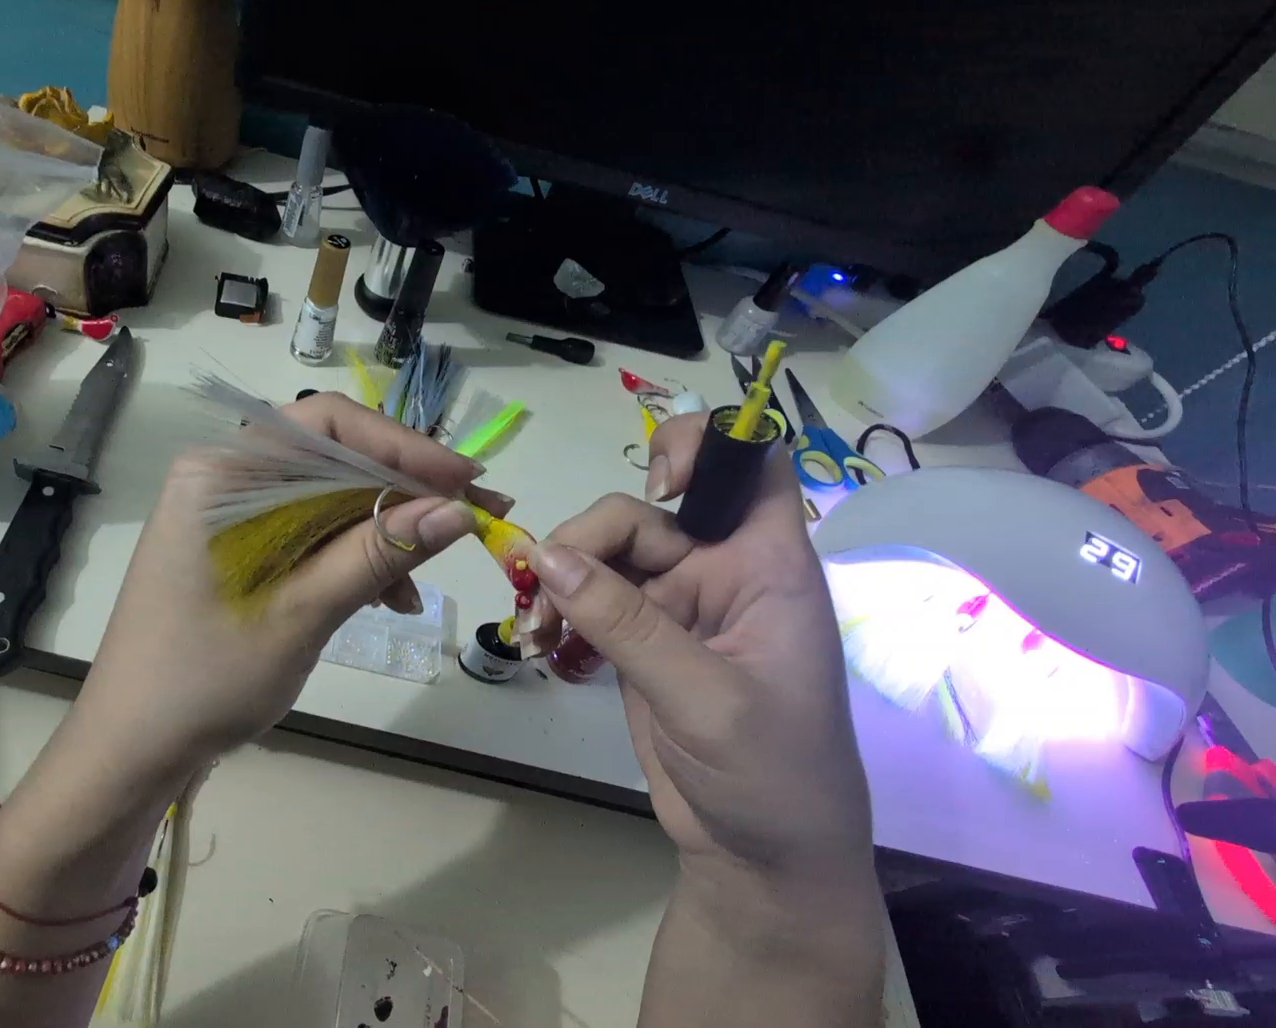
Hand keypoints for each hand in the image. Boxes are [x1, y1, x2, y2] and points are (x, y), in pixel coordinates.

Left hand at [78, 392, 510, 773]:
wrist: (131, 748)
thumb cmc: (203, 680)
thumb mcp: (301, 614)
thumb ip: (377, 553)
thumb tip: (458, 512)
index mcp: (223, 472)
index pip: (326, 426)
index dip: (403, 447)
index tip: (468, 482)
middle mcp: (226, 476)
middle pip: (331, 458)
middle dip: (404, 489)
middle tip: (475, 518)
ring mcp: (231, 513)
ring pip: (327, 498)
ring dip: (382, 530)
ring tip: (427, 579)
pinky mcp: (241, 547)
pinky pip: (310, 532)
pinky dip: (352, 557)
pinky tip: (389, 596)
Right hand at [527, 413, 872, 886]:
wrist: (760, 857)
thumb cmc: (771, 776)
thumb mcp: (704, 700)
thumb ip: (626, 625)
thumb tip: (546, 556)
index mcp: (765, 566)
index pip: (753, 467)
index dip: (708, 448)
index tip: (657, 486)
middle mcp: (718, 571)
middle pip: (641, 513)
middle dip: (586, 543)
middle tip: (544, 595)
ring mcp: (674, 605)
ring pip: (602, 555)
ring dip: (558, 581)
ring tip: (534, 631)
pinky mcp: (640, 637)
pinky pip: (586, 599)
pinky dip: (556, 612)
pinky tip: (539, 644)